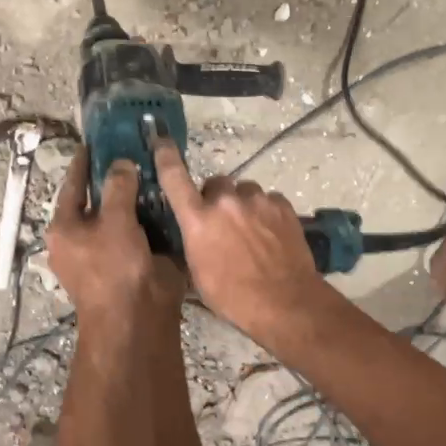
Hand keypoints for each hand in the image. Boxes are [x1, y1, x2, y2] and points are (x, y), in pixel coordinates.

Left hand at [44, 147, 184, 319]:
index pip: (72, 187)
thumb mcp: (114, 220)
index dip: (83, 164)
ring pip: (124, 216)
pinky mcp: (133, 262)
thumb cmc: (114, 267)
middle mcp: (83, 240)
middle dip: (117, 179)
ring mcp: (109, 252)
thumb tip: (121, 165)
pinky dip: (153, 216)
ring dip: (139, 196)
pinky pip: (142, 232)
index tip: (93, 142)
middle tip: (135, 150)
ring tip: (155, 166)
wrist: (137, 317)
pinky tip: (169, 195)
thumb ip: (118, 187)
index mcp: (65, 230)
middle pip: (99, 201)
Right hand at [153, 141, 327, 341]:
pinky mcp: (282, 206)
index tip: (161, 142)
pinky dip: (266, 212)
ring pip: (244, 191)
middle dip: (215, 198)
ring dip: (242, 205)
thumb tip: (194, 234)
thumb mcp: (198, 274)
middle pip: (216, 184)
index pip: (174, 177)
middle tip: (222, 222)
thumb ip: (192, 243)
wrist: (285, 303)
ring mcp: (257, 201)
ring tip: (250, 231)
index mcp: (198, 219)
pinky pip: (268, 200)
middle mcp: (225, 202)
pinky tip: (270, 234)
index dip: (165, 156)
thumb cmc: (233, 297)